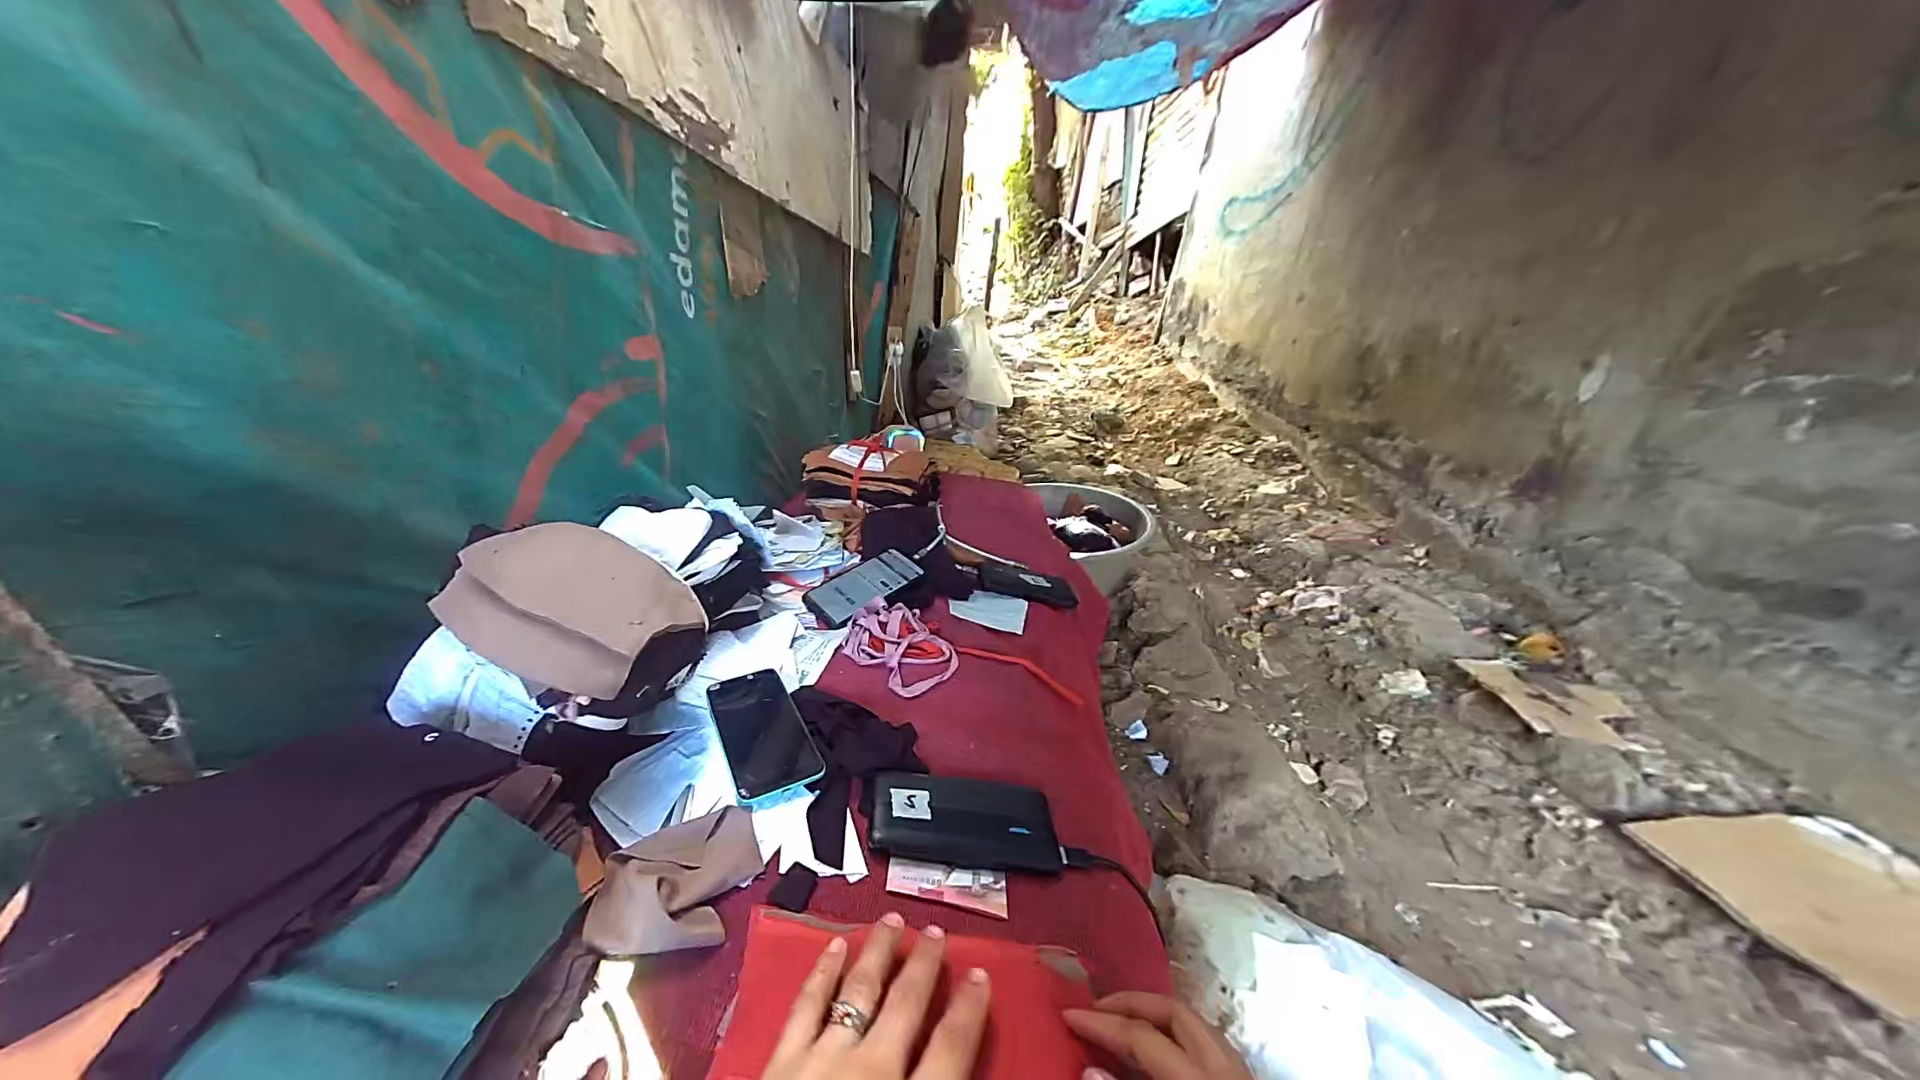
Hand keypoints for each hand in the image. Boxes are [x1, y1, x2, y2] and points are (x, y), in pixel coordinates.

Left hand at [763, 912, 991, 1079]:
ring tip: (891, 921)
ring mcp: (822, 1061)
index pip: (951, 1050)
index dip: (968, 1010)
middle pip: (906, 1006)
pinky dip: (823, 972)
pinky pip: (807, 1005)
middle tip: (934, 932)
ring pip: (859, 991)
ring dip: (878, 953)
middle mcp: (871, 1071)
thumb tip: (960, 1079)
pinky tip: (834, 946)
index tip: (979, 973)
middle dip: (923, 966)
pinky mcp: (781, 1062)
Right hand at [1064, 992, 1255, 1079]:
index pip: (1142, 1037)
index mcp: (1203, 1076)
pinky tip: (1153, 1052)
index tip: (1067, 1015)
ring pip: (1192, 1023)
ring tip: (1118, 1024)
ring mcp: (1239, 1072)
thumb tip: (1089, 1070)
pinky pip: (1203, 1044)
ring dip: (1152, 1015)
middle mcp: (1225, 1065)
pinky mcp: (1243, 1079)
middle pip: (1173, 1011)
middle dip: (1130, 1003)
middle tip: (1095, 1010)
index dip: (1102, 1024)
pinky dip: (1173, 1037)